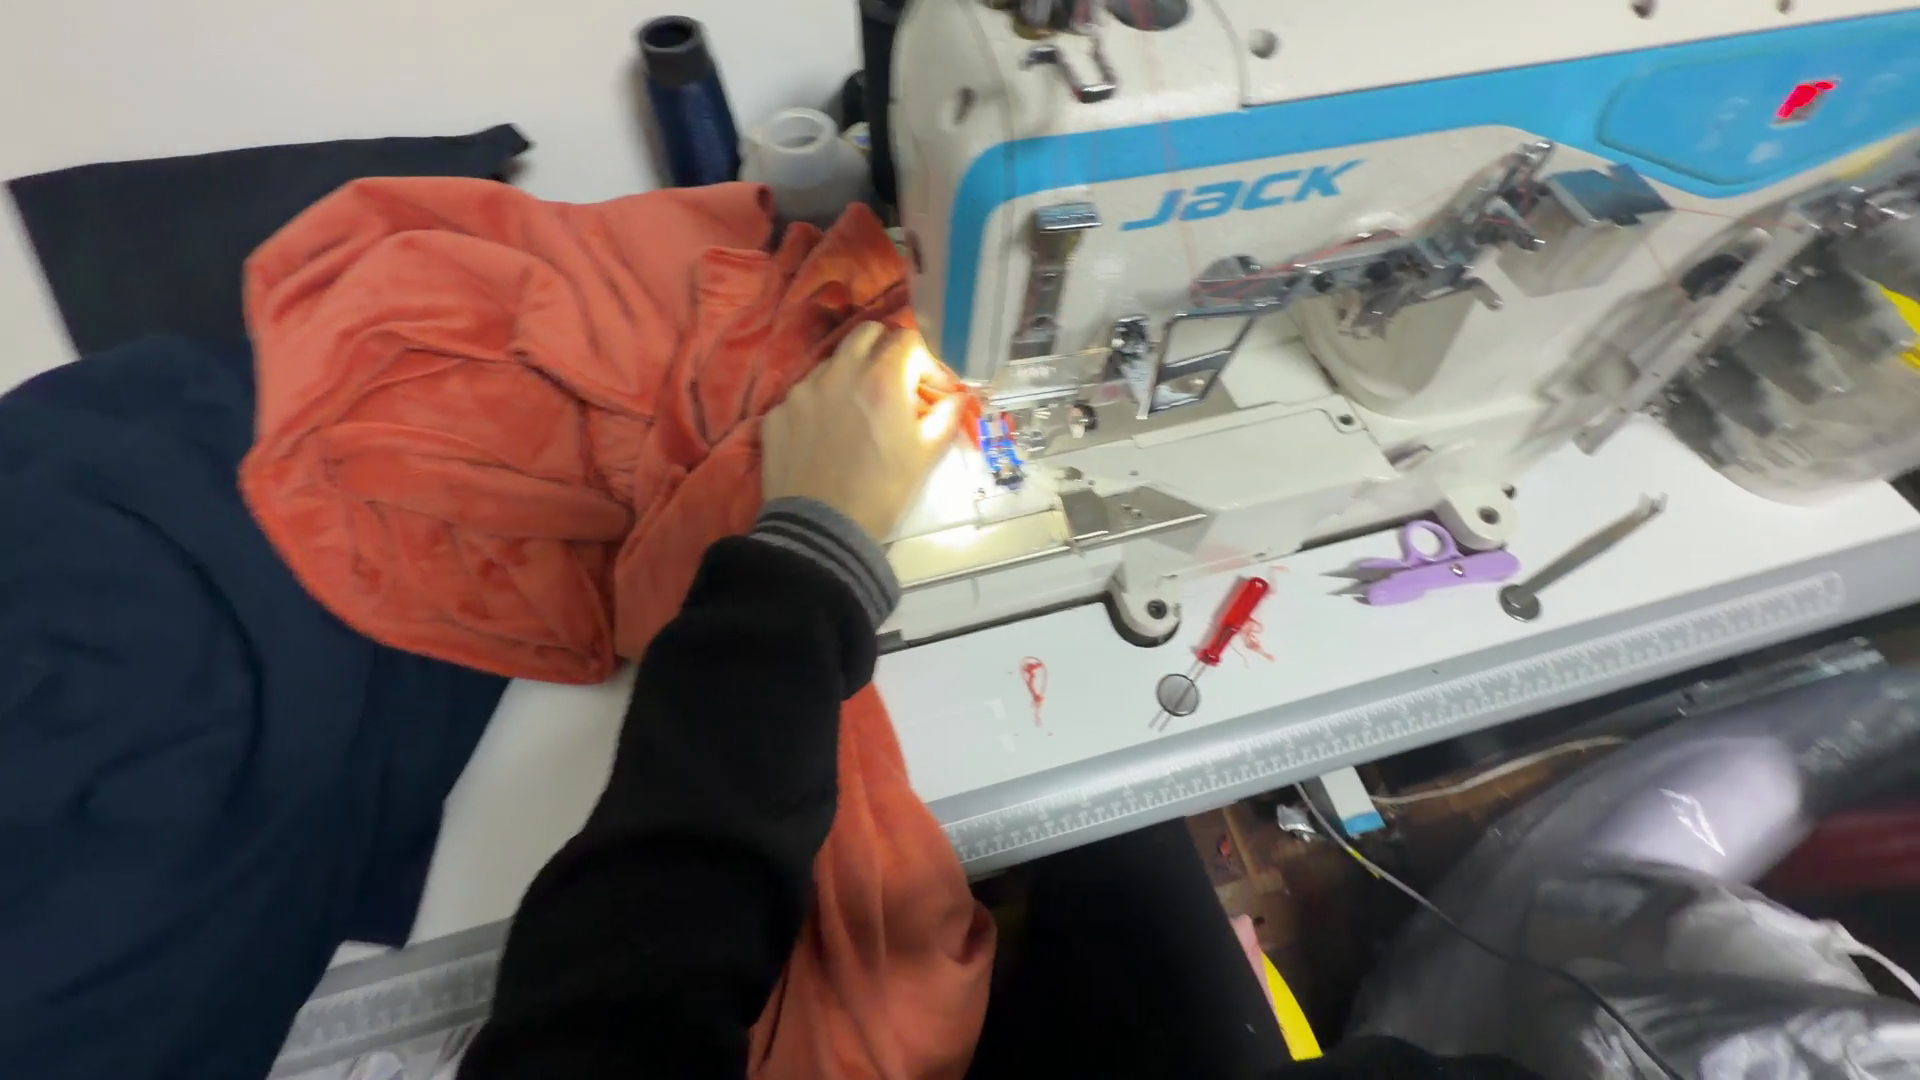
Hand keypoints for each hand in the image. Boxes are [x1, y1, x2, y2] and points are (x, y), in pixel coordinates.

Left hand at [762, 322, 964, 541]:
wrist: (820, 530)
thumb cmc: (882, 493)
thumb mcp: (924, 456)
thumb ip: (944, 417)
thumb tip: (954, 398)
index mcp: (883, 379)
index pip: (908, 339)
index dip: (925, 361)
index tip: (930, 389)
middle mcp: (840, 372)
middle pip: (867, 334)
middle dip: (886, 350)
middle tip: (895, 383)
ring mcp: (803, 390)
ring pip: (832, 363)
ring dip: (851, 376)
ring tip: (857, 412)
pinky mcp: (777, 412)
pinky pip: (804, 394)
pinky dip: (821, 404)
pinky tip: (825, 435)